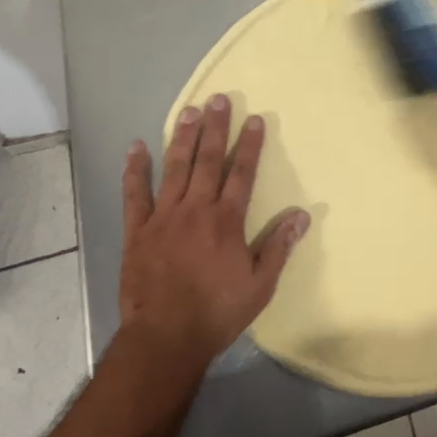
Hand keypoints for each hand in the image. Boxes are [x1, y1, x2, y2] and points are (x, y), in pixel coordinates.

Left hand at [119, 93, 308, 365]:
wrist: (164, 338)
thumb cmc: (216, 312)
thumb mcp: (260, 286)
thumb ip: (278, 247)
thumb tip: (302, 214)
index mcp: (226, 220)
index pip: (241, 173)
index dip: (249, 145)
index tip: (254, 119)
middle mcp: (195, 209)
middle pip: (208, 160)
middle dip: (215, 128)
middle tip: (219, 99)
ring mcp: (163, 217)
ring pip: (175, 168)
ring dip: (183, 138)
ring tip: (189, 110)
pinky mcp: (136, 231)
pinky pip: (134, 194)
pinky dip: (135, 170)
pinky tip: (136, 147)